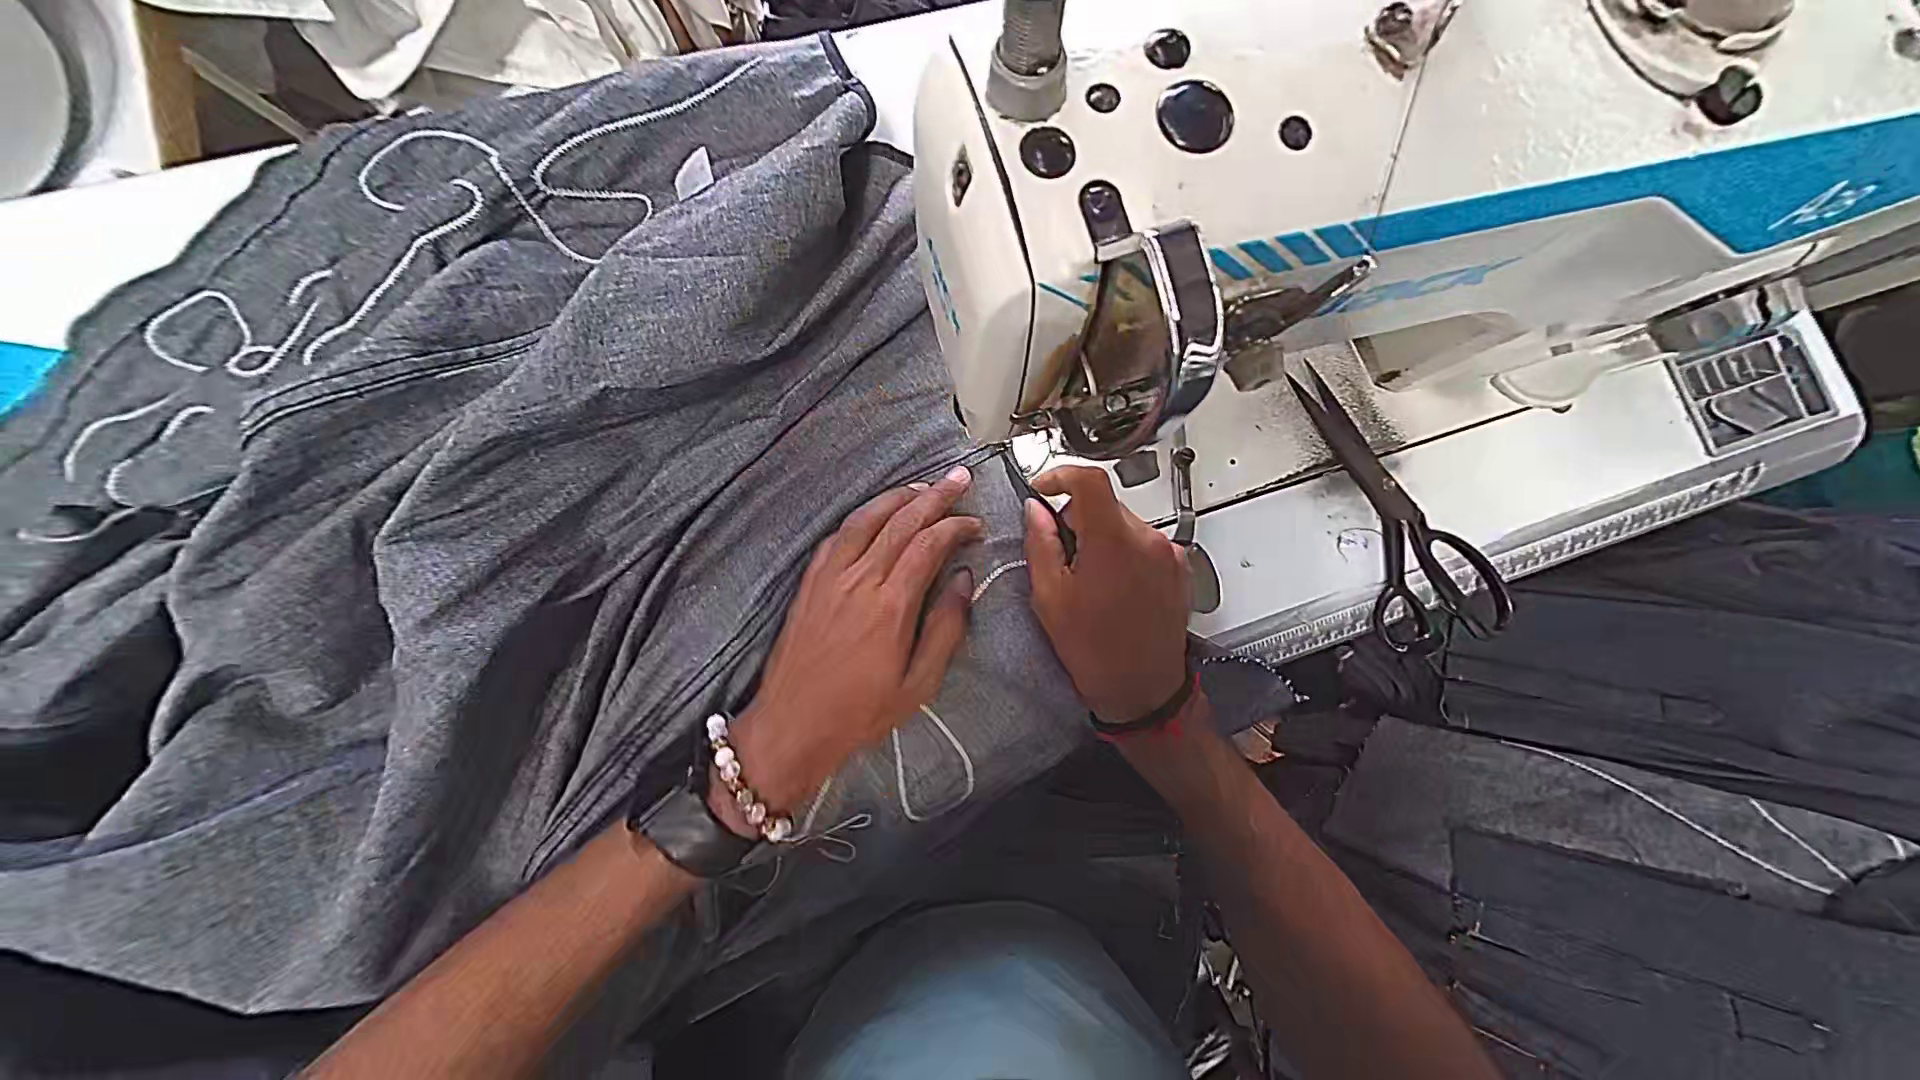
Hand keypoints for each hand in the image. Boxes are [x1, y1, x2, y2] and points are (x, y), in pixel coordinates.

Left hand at [719, 466, 981, 828]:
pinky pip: (837, 536)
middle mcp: (859, 580)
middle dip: (934, 495)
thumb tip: (964, 581)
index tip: (974, 525)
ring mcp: (829, 578)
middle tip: (957, 478)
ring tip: (921, 487)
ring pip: (866, 520)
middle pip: (901, 521)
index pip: (929, 545)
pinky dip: (861, 517)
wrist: (791, 726)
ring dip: (896, 497)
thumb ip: (945, 627)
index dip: (956, 527)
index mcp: (891, 605)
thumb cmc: (857, 713)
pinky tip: (873, 515)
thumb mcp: (918, 684)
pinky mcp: (809, 584)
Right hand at [1024, 465, 1189, 723]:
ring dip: (1101, 536)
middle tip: (1063, 553)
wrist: (1142, 689)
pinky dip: (1123, 551)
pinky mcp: (1178, 567)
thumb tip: (1036, 511)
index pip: (1090, 480)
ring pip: (1123, 522)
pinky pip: (1142, 542)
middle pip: (1104, 502)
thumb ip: (1041, 543)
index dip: (1061, 476)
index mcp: (1113, 543)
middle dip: (1078, 518)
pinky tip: (1113, 586)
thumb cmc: (1098, 653)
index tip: (1045, 488)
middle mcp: (1147, 541)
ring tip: (1091, 579)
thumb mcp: (1050, 597)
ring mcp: (1167, 554)